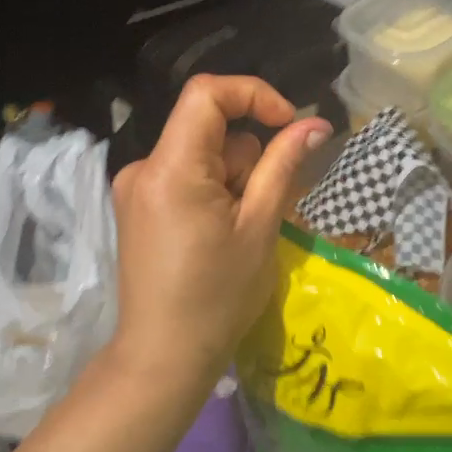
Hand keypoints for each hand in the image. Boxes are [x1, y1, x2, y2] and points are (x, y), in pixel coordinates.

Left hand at [108, 75, 330, 387]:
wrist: (163, 358)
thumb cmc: (218, 296)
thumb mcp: (261, 226)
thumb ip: (284, 164)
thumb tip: (315, 124)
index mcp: (171, 168)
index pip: (207, 93)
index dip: (253, 94)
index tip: (288, 124)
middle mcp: (143, 167)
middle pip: (208, 126)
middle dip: (246, 155)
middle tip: (260, 207)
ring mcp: (136, 187)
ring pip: (201, 152)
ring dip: (232, 176)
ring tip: (237, 230)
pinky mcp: (138, 206)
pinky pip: (186, 174)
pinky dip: (213, 189)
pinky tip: (217, 234)